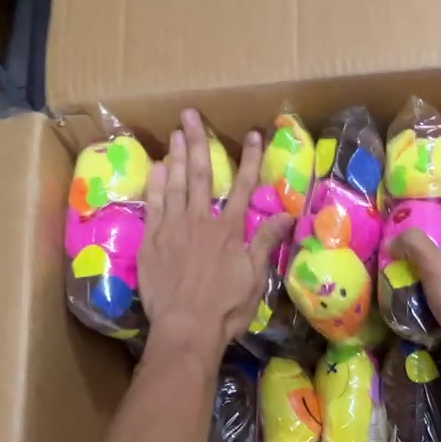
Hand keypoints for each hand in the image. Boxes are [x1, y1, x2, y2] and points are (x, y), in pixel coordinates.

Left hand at [138, 108, 294, 351]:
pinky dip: (156, 184)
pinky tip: (157, 168)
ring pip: (174, 183)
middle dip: (197, 141)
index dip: (250, 159)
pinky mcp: (151, 240)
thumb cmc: (226, 308)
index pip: (243, 187)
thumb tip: (288, 215)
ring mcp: (172, 228)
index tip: (253, 134)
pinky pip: (153, 204)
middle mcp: (200, 221)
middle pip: (200, 174)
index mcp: (229, 231)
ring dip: (175, 155)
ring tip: (174, 132)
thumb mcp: (254, 278)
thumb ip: (266, 242)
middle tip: (191, 114)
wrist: (187, 327)